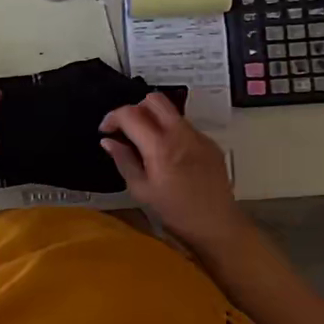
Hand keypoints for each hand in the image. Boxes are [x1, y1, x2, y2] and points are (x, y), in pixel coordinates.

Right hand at [100, 93, 249, 251]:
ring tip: (147, 142)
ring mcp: (198, 136)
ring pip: (171, 111)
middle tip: (127, 129)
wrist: (216, 224)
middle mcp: (180, 134)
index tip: (106, 130)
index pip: (130, 113)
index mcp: (160, 147)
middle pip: (154, 100)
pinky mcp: (210, 142)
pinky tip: (169, 154)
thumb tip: (109, 142)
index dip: (112, 117)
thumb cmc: (175, 212)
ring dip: (154, 118)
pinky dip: (171, 131)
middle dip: (135, 108)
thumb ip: (123, 160)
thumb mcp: (141, 190)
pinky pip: (185, 125)